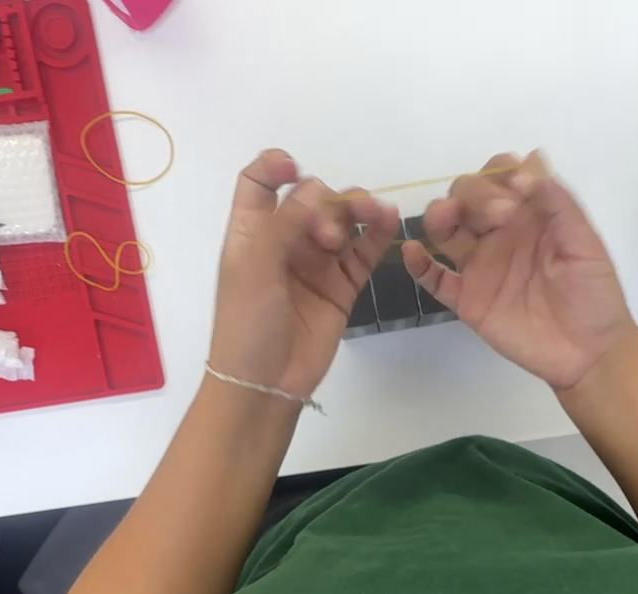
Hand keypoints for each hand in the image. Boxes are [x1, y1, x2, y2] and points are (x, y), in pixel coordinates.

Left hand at [207, 149, 398, 400]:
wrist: (266, 381)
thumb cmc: (247, 323)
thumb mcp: (255, 267)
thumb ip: (285, 224)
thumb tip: (316, 190)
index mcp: (252, 231)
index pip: (260, 183)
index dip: (275, 167)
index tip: (294, 168)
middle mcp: (285, 241)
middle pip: (312, 198)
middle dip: (326, 204)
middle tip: (328, 238)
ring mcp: (316, 263)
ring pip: (342, 222)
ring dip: (358, 211)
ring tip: (376, 214)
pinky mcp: (342, 287)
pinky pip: (363, 253)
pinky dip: (377, 236)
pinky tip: (390, 222)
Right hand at [404, 151, 637, 391]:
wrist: (588, 353)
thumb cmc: (595, 296)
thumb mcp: (587, 243)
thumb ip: (560, 204)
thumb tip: (528, 163)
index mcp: (530, 216)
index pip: (501, 176)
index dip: (500, 174)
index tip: (518, 191)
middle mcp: (500, 235)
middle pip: (467, 196)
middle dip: (476, 195)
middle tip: (502, 216)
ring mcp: (481, 267)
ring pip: (445, 229)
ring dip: (440, 215)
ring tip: (449, 218)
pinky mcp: (468, 300)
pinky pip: (434, 278)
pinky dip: (417, 264)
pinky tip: (412, 252)